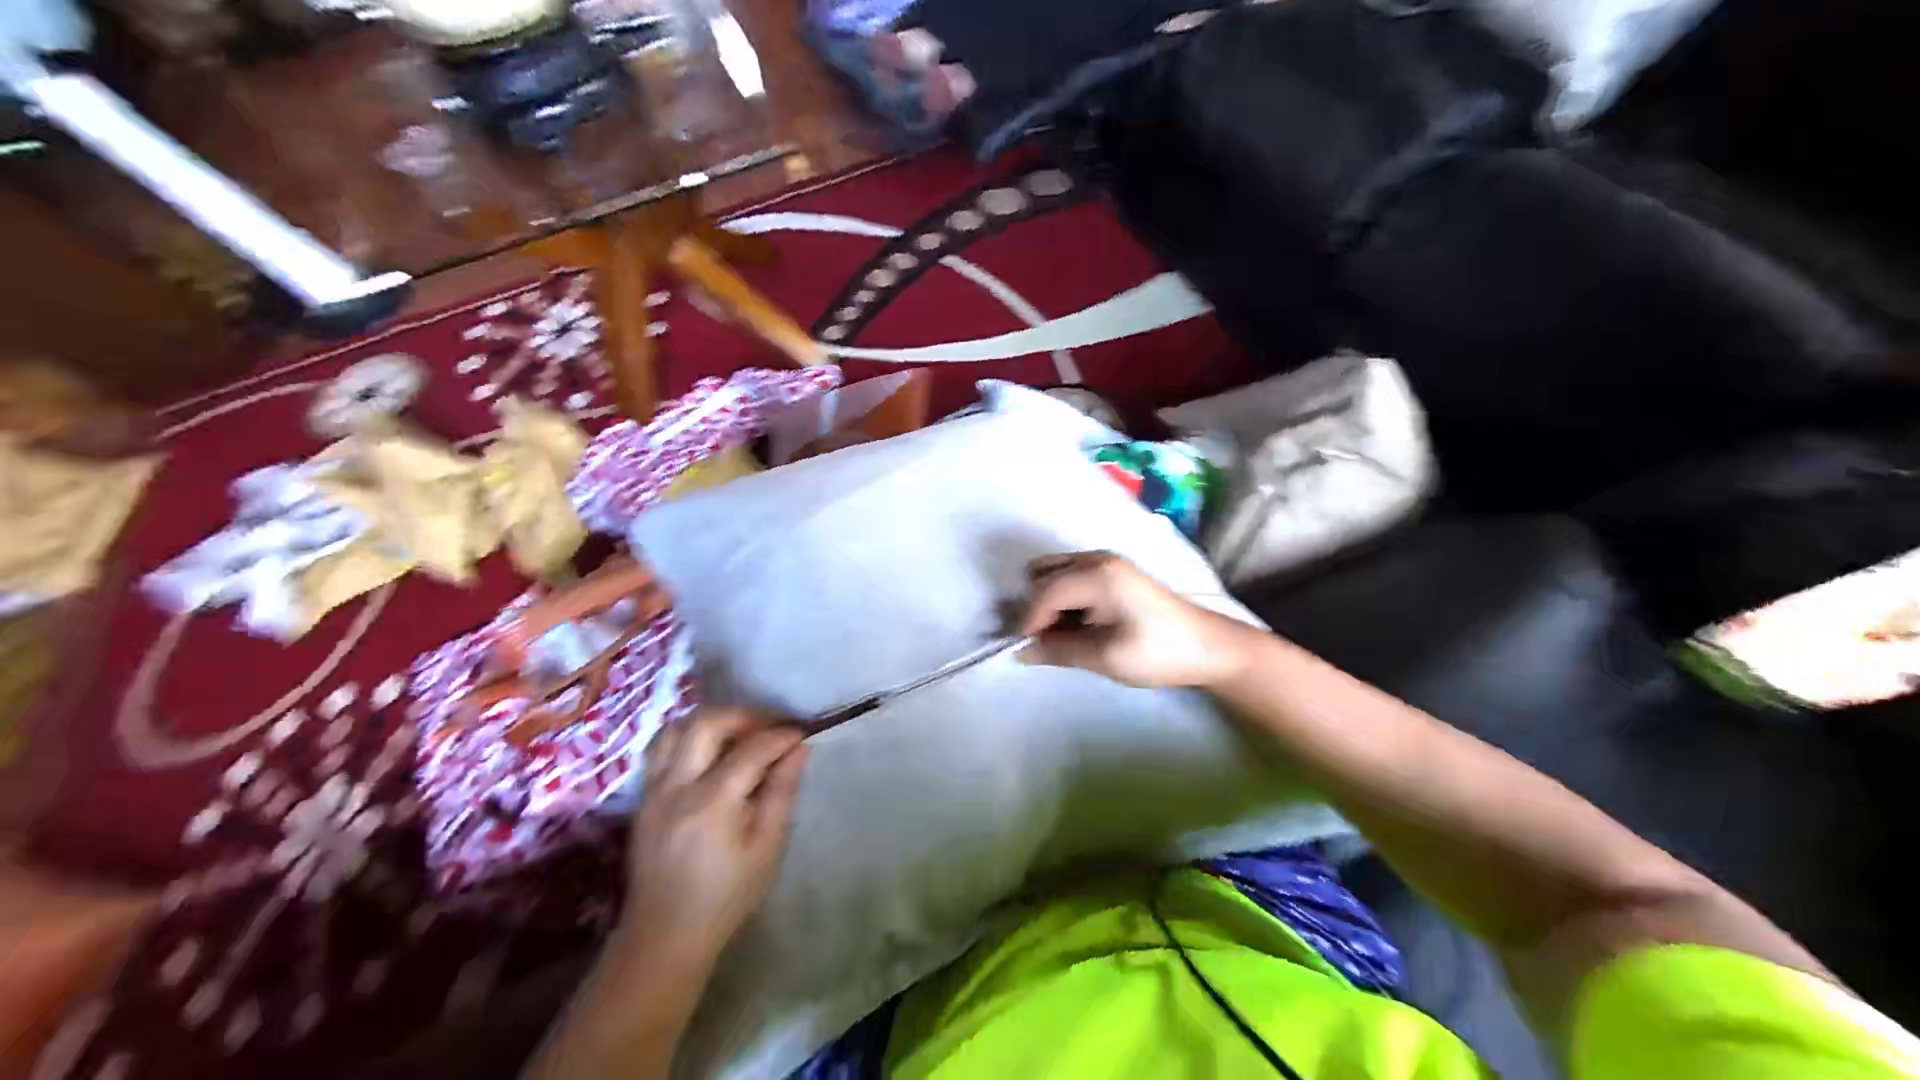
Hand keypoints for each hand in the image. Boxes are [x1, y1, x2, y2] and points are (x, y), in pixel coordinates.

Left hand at [619, 707, 808, 971]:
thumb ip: (782, 792)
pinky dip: (688, 736)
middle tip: (769, 726)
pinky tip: (710, 751)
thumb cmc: (725, 897)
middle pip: (705, 723)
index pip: (750, 749)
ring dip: (712, 721)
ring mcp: (653, 790)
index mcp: (712, 803)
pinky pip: (661, 748)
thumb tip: (798, 749)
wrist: (664, 937)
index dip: (780, 735)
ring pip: (676, 728)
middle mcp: (676, 786)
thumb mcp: (767, 849)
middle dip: (743, 715)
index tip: (801, 733)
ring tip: (739, 733)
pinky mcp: (643, 798)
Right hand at [1016, 551, 1255, 689]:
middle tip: (1047, 643)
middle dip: (1036, 609)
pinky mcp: (1112, 571)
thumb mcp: (1106, 657)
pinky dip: (1063, 598)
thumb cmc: (1158, 652)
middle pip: (1043, 575)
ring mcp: (1105, 562)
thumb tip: (1021, 651)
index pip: (1044, 592)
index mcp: (1097, 574)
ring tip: (1062, 635)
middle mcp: (1097, 558)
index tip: (1025, 650)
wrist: (1208, 647)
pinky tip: (1078, 625)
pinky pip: (1070, 576)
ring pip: (1054, 572)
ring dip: (1048, 602)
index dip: (1028, 621)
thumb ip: (1059, 651)